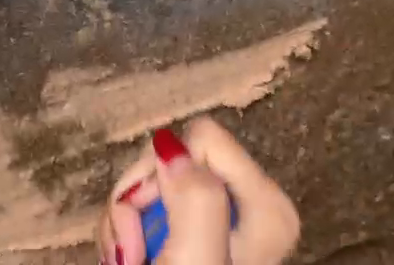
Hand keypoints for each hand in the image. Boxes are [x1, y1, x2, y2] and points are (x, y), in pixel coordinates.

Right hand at [98, 118, 299, 264]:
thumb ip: (196, 202)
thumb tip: (173, 147)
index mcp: (268, 211)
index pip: (203, 139)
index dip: (165, 171)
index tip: (153, 220)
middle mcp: (248, 209)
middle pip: (174, 155)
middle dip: (139, 195)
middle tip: (134, 248)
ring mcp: (217, 222)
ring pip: (151, 178)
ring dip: (126, 216)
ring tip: (129, 258)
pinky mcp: (188, 232)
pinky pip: (144, 202)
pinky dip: (125, 228)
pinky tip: (129, 258)